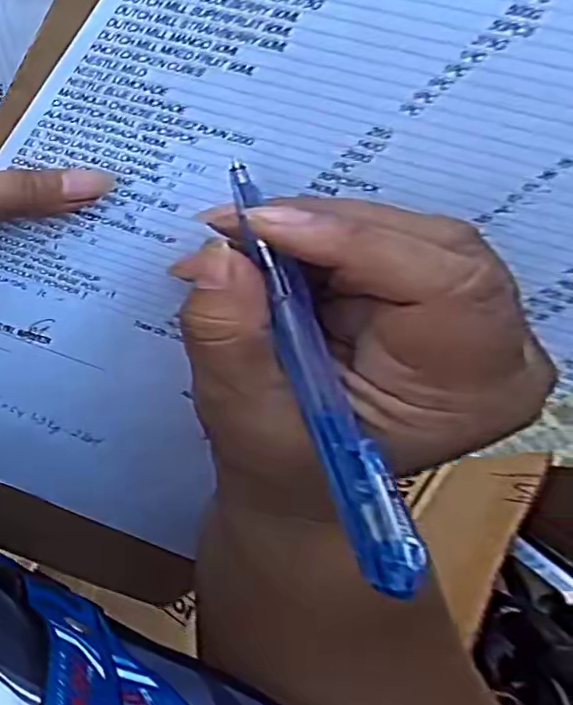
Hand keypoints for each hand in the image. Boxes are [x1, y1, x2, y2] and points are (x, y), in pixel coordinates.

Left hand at [0, 130, 111, 317]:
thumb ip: (19, 191)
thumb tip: (97, 179)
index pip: (15, 136)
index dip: (63, 143)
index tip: (124, 150)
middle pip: (19, 178)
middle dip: (65, 189)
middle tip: (138, 193)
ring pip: (14, 216)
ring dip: (53, 225)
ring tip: (124, 227)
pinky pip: (2, 245)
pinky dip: (30, 252)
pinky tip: (78, 260)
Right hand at [173, 199, 555, 514]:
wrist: (295, 479)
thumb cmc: (274, 458)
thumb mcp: (238, 406)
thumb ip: (227, 335)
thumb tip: (212, 255)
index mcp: (469, 384)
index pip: (442, 284)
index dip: (349, 242)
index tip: (252, 225)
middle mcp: (492, 343)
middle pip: (431, 247)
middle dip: (324, 225)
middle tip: (228, 226)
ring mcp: (463, 319)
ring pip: (404, 236)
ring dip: (311, 226)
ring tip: (234, 239)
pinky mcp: (420, 303)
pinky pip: (376, 246)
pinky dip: (308, 238)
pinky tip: (260, 249)